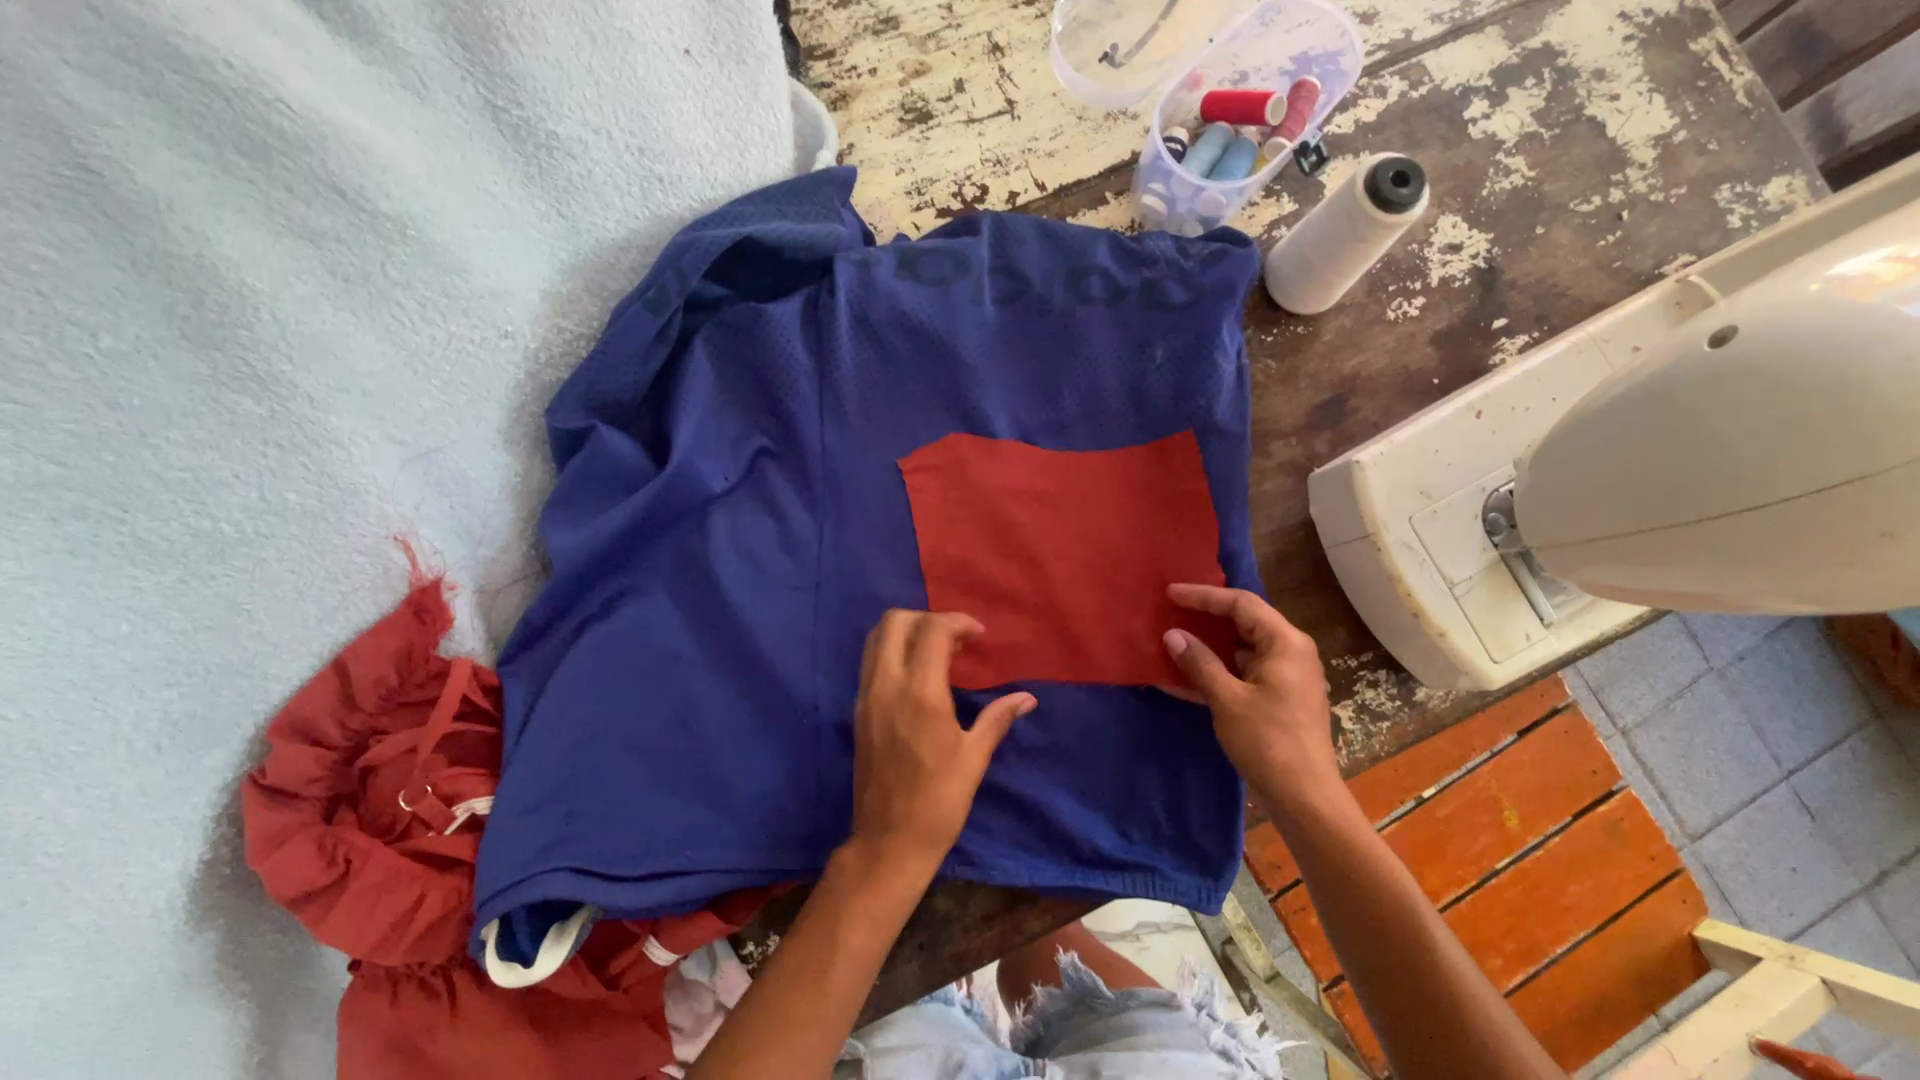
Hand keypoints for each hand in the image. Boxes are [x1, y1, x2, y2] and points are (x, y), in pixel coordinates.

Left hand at [849, 610, 1035, 867]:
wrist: (889, 840)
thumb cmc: (939, 801)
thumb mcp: (974, 758)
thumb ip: (998, 719)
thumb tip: (1027, 698)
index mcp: (920, 693)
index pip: (931, 630)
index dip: (958, 622)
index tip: (978, 636)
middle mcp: (886, 686)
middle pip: (894, 621)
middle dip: (927, 618)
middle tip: (955, 639)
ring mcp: (866, 697)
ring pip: (876, 639)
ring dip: (906, 632)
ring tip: (938, 654)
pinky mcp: (857, 712)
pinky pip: (870, 663)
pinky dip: (892, 653)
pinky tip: (919, 677)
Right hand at [1161, 584, 1339, 800]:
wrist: (1304, 796)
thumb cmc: (1268, 741)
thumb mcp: (1227, 699)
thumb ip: (1200, 663)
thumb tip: (1172, 634)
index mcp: (1285, 643)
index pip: (1242, 604)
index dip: (1204, 596)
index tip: (1171, 593)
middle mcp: (1291, 653)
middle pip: (1244, 623)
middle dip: (1205, 619)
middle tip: (1170, 611)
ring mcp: (1286, 678)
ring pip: (1241, 651)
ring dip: (1207, 649)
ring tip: (1170, 642)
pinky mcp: (1278, 700)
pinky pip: (1242, 675)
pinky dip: (1215, 675)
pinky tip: (1179, 681)